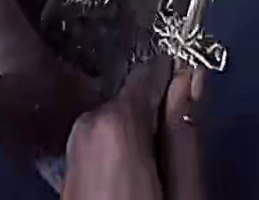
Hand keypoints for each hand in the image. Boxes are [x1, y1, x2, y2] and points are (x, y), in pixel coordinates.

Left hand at [62, 57, 205, 199]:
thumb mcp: (182, 192)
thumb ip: (186, 132)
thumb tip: (191, 78)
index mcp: (115, 122)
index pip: (153, 70)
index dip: (177, 80)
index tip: (194, 96)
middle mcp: (86, 128)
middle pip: (135, 100)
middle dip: (158, 117)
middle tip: (175, 157)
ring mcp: (71, 152)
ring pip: (120, 124)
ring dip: (140, 139)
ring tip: (154, 178)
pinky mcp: (65, 177)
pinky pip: (102, 148)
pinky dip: (121, 157)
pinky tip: (132, 189)